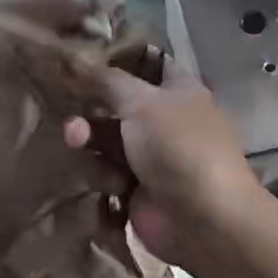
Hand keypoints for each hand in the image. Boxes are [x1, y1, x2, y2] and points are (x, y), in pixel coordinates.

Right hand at [63, 52, 261, 263]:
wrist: (203, 218)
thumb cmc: (178, 147)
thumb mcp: (142, 102)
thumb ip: (106, 80)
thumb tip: (74, 58)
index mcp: (177, 92)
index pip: (142, 67)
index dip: (112, 65)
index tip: (75, 65)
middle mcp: (164, 122)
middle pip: (114, 109)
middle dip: (90, 117)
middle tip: (74, 129)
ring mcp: (151, 159)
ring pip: (105, 144)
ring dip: (94, 150)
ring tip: (88, 155)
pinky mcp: (138, 192)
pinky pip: (106, 176)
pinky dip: (104, 179)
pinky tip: (113, 188)